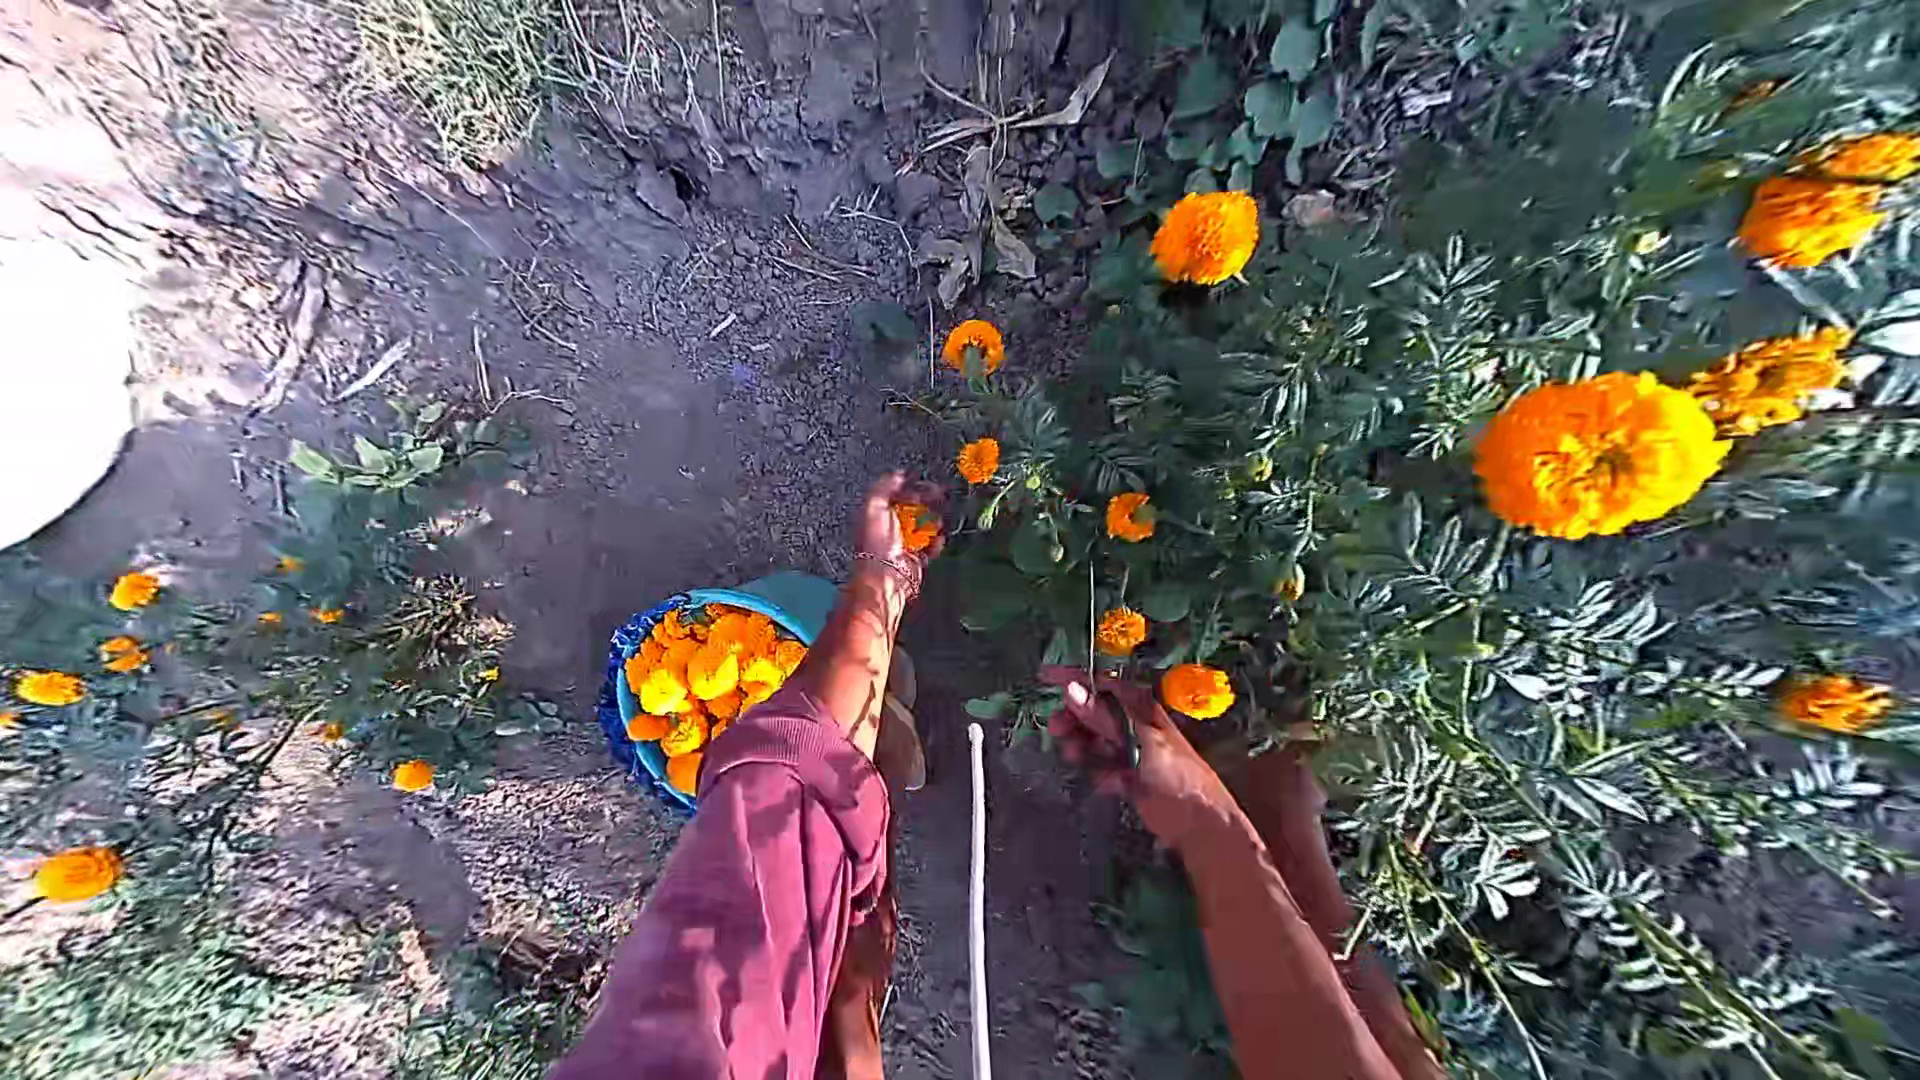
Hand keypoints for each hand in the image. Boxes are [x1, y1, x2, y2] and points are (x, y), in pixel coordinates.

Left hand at [855, 472, 946, 592]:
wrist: (886, 576)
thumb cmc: (876, 543)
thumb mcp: (874, 506)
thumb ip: (884, 487)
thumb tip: (897, 474)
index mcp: (877, 513)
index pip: (897, 494)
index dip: (911, 486)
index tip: (925, 481)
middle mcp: (890, 528)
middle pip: (914, 508)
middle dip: (928, 501)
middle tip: (941, 495)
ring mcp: (904, 544)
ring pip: (925, 526)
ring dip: (935, 520)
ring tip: (942, 516)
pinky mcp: (916, 558)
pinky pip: (931, 546)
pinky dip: (937, 541)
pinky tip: (939, 538)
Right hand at [1038, 667, 1239, 850]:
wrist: (1198, 822)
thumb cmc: (1176, 774)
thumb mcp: (1139, 740)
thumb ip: (1104, 716)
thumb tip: (1071, 690)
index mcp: (1138, 705)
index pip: (1099, 683)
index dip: (1072, 678)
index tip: (1045, 676)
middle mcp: (1130, 722)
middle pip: (1089, 711)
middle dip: (1072, 719)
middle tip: (1058, 730)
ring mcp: (1127, 747)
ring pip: (1090, 738)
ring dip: (1080, 746)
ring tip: (1077, 758)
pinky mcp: (1125, 772)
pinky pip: (1098, 764)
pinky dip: (1097, 772)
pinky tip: (1108, 783)